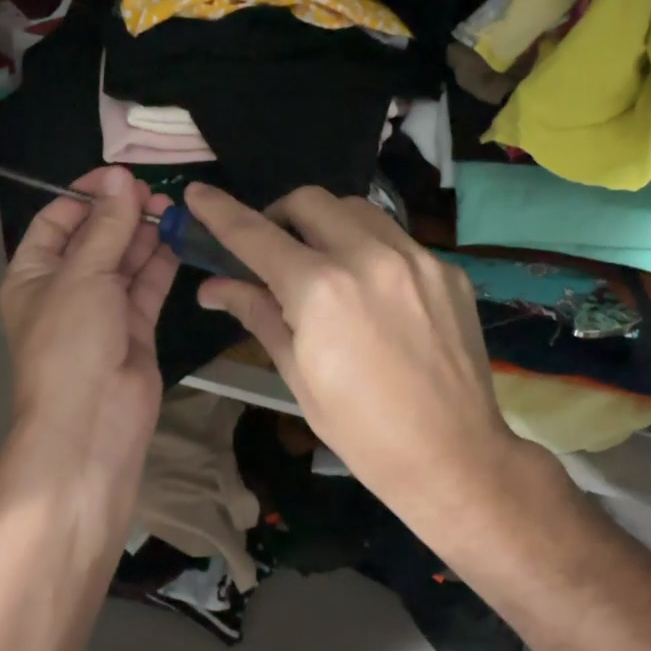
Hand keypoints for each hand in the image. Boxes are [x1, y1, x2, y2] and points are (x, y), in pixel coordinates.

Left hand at [0, 166, 180, 472]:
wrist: (91, 424)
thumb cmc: (70, 342)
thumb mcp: (83, 275)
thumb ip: (107, 226)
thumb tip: (120, 179)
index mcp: (33, 273)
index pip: (57, 220)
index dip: (86, 194)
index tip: (120, 175)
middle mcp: (65, 287)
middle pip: (95, 237)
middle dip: (121, 213)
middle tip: (155, 192)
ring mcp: (101, 309)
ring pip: (125, 260)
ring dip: (145, 234)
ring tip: (171, 208)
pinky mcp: (133, 327)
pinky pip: (146, 286)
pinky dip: (161, 262)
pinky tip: (179, 237)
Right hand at [184, 183, 543, 534]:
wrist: (454, 457)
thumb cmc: (361, 429)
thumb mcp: (296, 373)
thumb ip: (256, 313)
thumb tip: (213, 286)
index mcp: (321, 290)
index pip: (254, 234)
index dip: (219, 211)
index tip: (196, 193)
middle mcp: (368, 258)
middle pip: (308, 201)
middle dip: (278, 215)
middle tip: (271, 250)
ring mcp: (415, 259)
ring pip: (355, 208)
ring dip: (325, 223)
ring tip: (321, 263)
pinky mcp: (446, 269)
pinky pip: (395, 236)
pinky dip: (367, 247)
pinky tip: (369, 289)